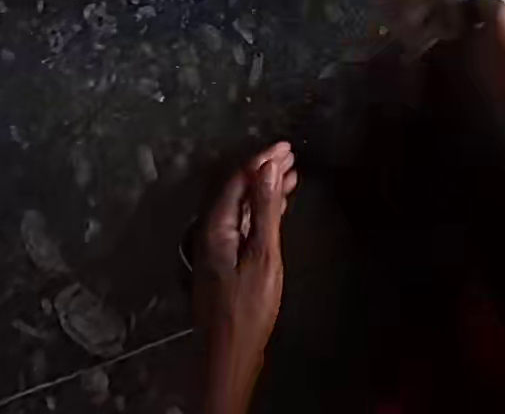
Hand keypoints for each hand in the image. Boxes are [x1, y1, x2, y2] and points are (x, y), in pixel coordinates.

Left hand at [197, 142, 298, 413]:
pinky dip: (264, 208)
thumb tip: (268, 167)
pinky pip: (246, 221)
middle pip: (239, 189)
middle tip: (292, 154)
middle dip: (265, 169)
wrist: (228, 358)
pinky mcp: (229, 260)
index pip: (239, 179)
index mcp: (216, 226)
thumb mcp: (262, 255)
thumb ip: (264, 209)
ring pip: (244, 205)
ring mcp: (220, 246)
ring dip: (266, 187)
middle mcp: (213, 230)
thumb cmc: (247, 307)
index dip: (262, 159)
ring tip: (292, 173)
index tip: (286, 146)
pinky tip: (279, 204)